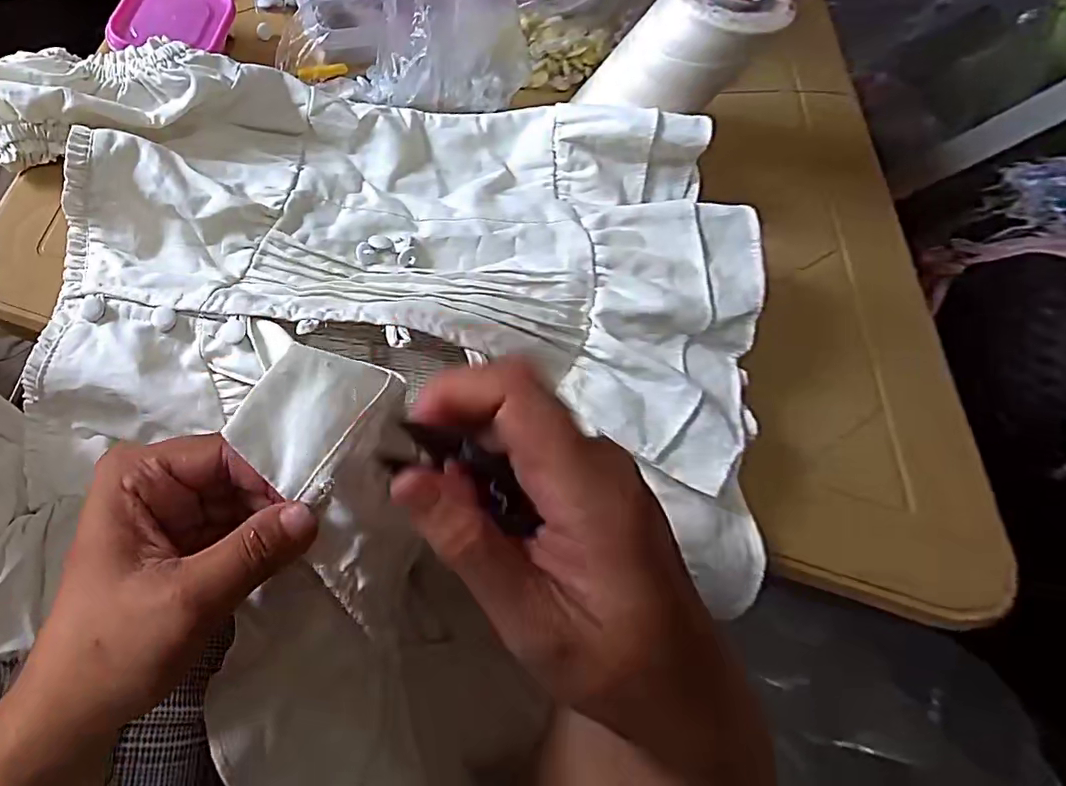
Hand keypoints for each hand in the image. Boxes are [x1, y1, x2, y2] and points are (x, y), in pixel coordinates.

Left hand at [0, 434, 317, 784]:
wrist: (75, 703)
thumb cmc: (116, 644)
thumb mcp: (188, 598)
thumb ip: (249, 553)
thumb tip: (308, 514)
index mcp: (136, 473)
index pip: (215, 454)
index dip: (264, 476)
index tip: (312, 508)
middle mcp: (149, 481)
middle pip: (225, 476)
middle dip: (270, 502)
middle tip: (324, 528)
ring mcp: (163, 513)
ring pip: (230, 505)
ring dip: (267, 526)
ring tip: (317, 545)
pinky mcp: (176, 545)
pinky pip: (225, 532)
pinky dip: (254, 546)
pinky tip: (289, 559)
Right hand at [390, 360, 772, 785]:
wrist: (686, 698)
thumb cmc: (613, 667)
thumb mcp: (526, 617)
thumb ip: (464, 541)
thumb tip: (403, 476)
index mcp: (589, 487)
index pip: (515, 391)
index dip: (454, 392)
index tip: (413, 431)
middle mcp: (597, 459)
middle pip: (509, 393)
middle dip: (450, 417)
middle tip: (420, 472)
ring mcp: (596, 464)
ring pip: (512, 411)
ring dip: (464, 438)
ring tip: (446, 497)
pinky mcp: (588, 476)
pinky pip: (524, 436)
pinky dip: (484, 455)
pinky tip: (477, 505)